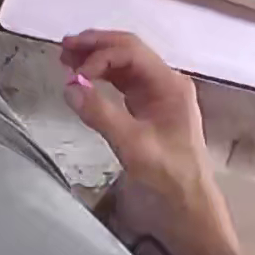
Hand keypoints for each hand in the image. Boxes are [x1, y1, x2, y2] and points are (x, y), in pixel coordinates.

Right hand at [60, 30, 214, 217]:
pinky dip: (100, 74)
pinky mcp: (146, 106)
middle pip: (127, 49)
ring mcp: (156, 93)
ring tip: (66, 57)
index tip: (74, 75)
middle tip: (64, 47)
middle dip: (95, 46)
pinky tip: (82, 77)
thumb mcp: (132, 146)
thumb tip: (69, 86)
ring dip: (95, 57)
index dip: (99, 56)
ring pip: (122, 62)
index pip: (130, 52)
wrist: (190, 209)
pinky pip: (120, 79)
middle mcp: (164, 81)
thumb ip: (100, 113)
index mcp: (169, 84)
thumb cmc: (168, 176)